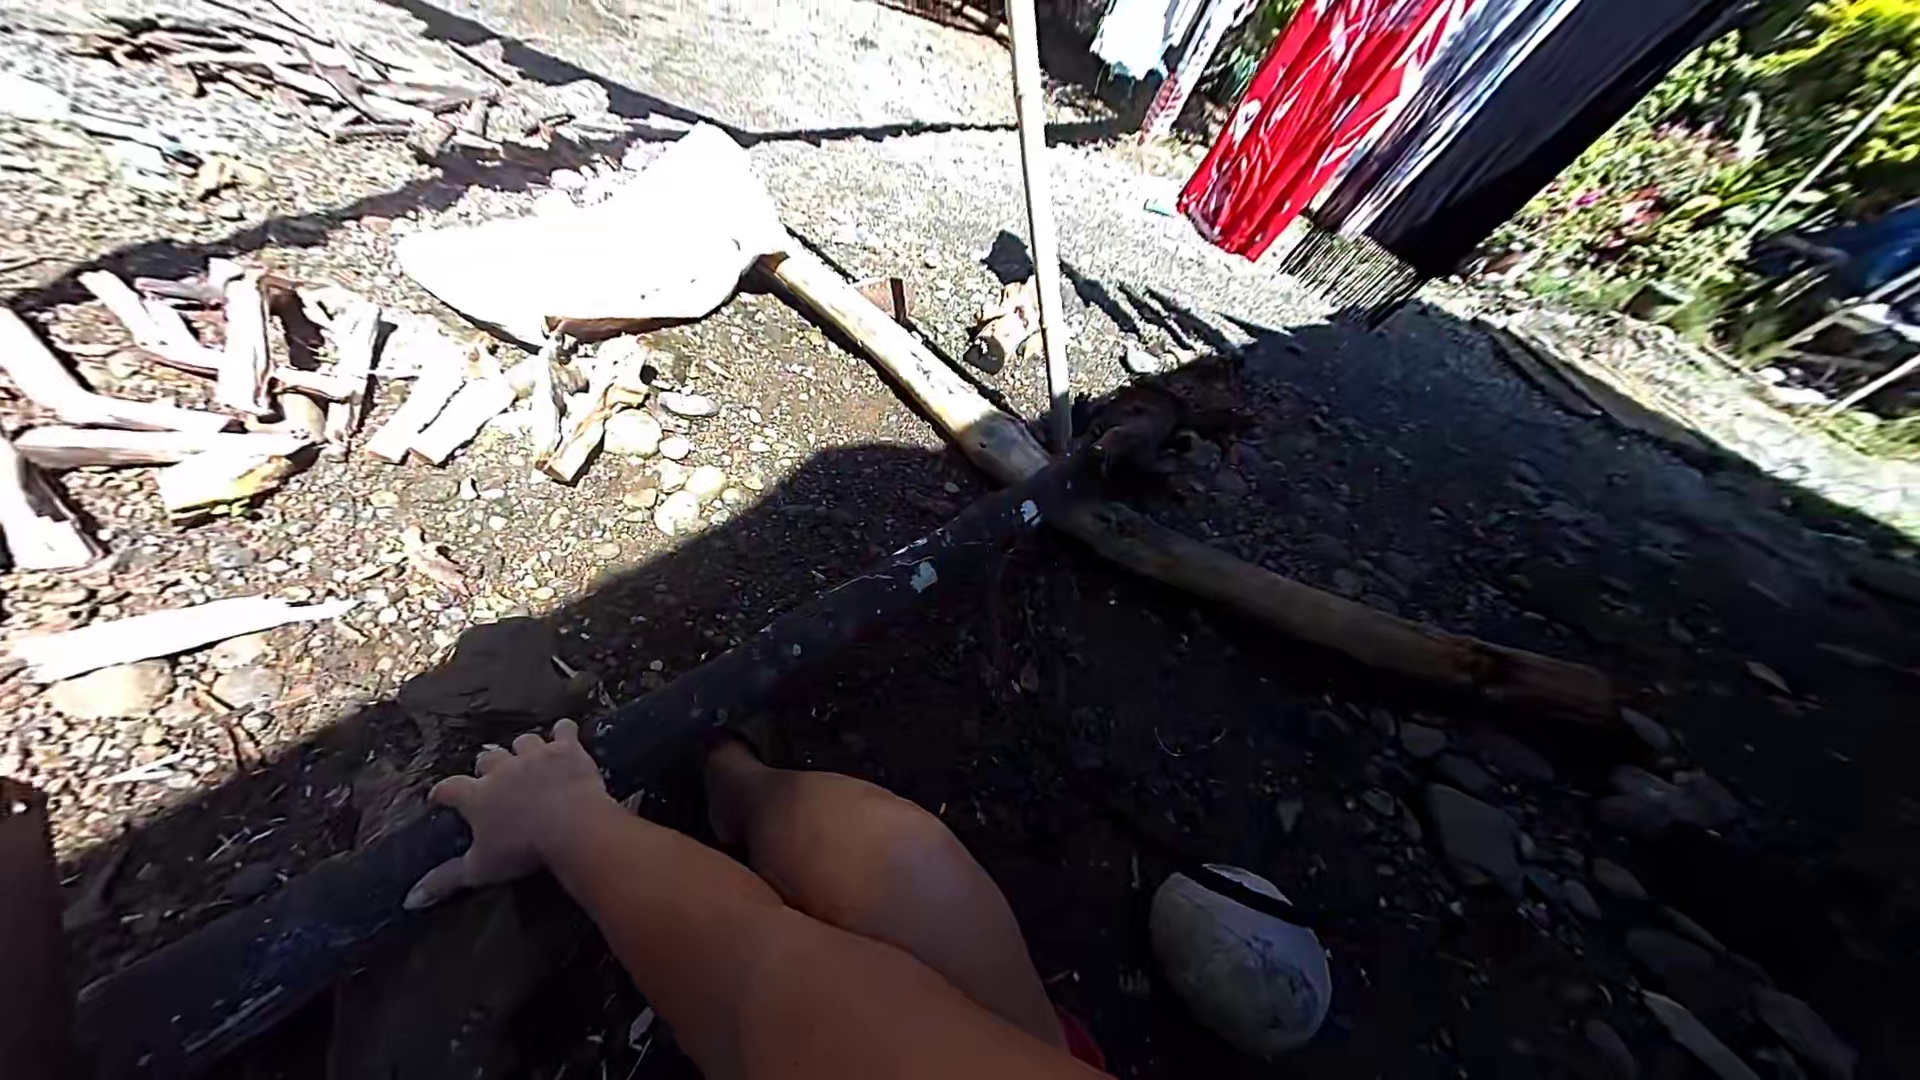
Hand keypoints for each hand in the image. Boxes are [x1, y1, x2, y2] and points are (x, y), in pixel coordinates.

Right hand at [404, 718, 611, 909]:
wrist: (572, 824)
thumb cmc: (522, 849)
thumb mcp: (480, 869)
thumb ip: (444, 880)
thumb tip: (409, 900)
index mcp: (477, 796)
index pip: (449, 787)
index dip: (443, 791)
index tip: (442, 796)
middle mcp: (504, 769)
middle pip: (488, 757)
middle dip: (488, 765)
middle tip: (493, 776)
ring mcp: (537, 755)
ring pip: (524, 741)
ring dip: (524, 748)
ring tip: (528, 757)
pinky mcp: (567, 748)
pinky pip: (564, 729)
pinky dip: (564, 730)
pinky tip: (565, 732)